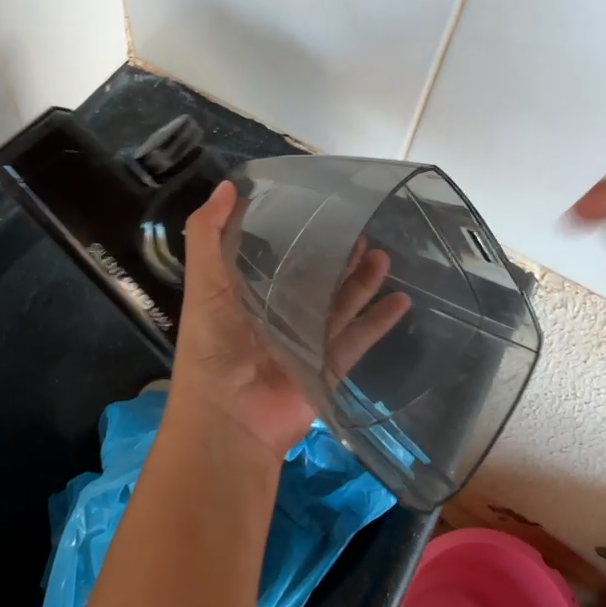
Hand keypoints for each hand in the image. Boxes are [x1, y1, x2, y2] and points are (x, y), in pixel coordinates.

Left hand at [171, 181, 409, 462]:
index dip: (290, 231)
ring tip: (383, 254)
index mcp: (242, 295)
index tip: (314, 205)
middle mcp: (274, 315)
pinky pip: (358, 339)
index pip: (270, 256)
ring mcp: (303, 342)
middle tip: (360, 227)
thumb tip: (227, 186)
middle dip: (334, 255)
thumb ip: (209, 234)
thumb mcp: (204, 283)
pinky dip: (379, 321)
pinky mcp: (327, 368)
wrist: (231, 420)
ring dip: (361, 281)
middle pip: (311, 279)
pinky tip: (401, 300)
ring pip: (338, 305)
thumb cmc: (213, 346)